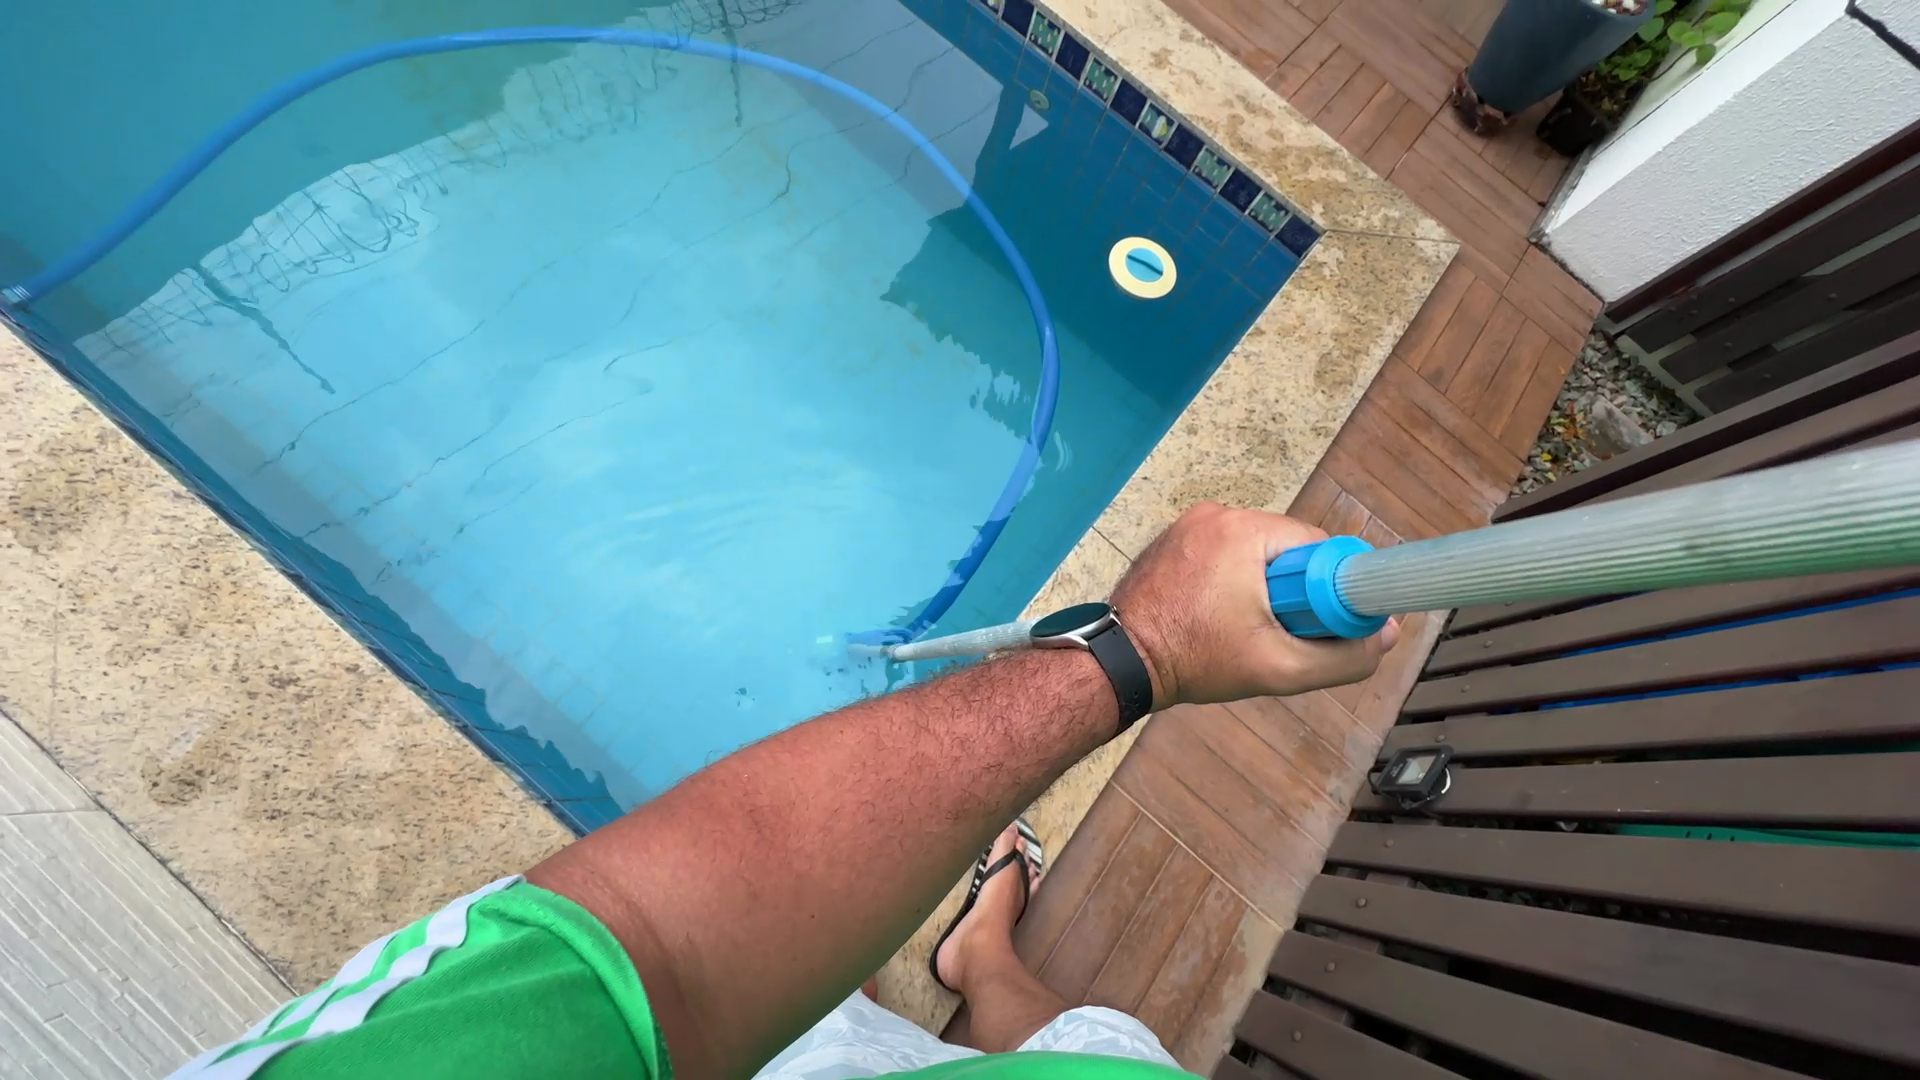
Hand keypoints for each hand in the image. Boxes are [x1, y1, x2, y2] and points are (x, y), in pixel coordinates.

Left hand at [1111, 502, 1399, 709]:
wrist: (1121, 661)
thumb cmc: (1196, 659)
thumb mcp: (1280, 668)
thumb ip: (1344, 655)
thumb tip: (1385, 632)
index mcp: (1242, 529)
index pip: (1316, 545)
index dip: (1327, 585)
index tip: (1317, 620)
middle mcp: (1214, 514)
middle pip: (1285, 547)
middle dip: (1291, 589)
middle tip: (1276, 631)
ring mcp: (1187, 524)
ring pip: (1253, 552)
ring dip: (1260, 586)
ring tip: (1242, 627)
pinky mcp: (1172, 540)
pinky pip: (1222, 553)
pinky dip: (1230, 580)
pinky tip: (1218, 615)